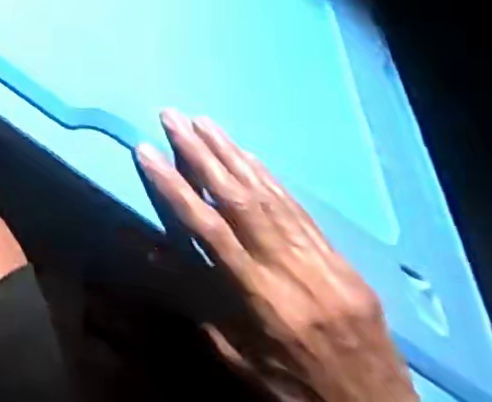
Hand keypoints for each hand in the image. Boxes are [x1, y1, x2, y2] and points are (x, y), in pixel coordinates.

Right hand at [138, 111, 414, 401]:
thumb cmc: (295, 392)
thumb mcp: (239, 359)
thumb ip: (197, 300)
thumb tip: (147, 249)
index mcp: (262, 302)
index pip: (207, 230)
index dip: (173, 187)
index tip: (145, 151)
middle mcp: (293, 275)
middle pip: (239, 201)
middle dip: (201, 154)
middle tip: (172, 117)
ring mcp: (324, 267)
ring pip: (270, 198)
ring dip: (232, 154)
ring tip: (203, 121)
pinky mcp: (346, 266)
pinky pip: (301, 213)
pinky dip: (271, 180)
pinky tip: (249, 155)